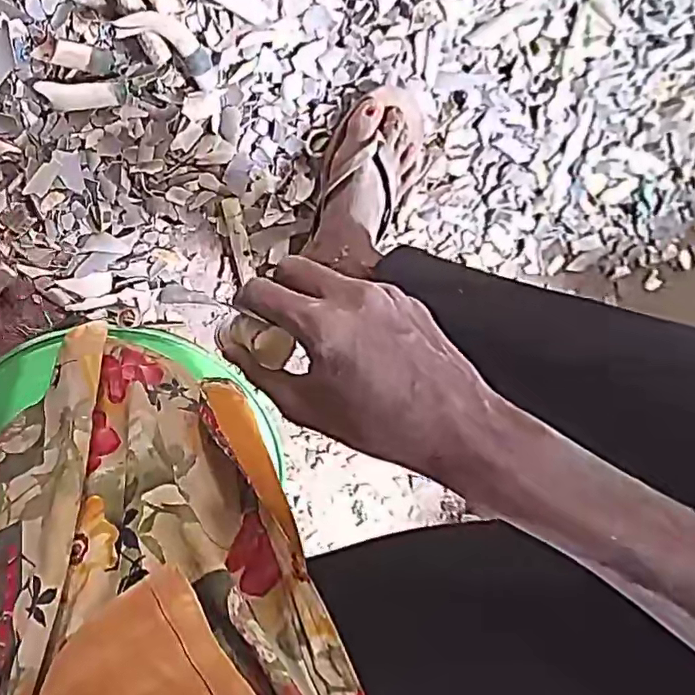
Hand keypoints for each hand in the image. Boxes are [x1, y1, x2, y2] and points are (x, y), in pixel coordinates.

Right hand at [222, 256, 507, 479]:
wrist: (459, 428)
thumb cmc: (390, 424)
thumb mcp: (305, 406)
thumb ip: (259, 371)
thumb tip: (236, 350)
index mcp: (322, 323)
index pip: (260, 289)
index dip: (243, 303)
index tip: (243, 316)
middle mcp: (352, 298)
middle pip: (290, 266)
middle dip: (273, 287)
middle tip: (270, 317)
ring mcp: (383, 294)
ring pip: (325, 274)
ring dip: (307, 294)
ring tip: (310, 333)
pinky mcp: (405, 300)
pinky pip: (358, 288)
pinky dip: (341, 303)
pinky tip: (346, 338)